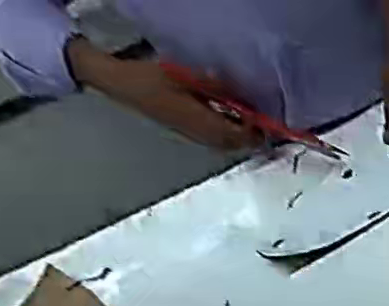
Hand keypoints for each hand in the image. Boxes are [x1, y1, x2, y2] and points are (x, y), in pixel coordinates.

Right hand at [65, 41, 261, 151]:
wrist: (123, 87)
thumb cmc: (153, 79)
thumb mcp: (187, 77)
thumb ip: (216, 87)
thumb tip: (243, 96)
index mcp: (207, 125)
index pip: (244, 137)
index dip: (259, 131)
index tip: (265, 118)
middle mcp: (207, 138)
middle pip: (241, 145)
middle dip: (253, 134)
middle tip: (259, 118)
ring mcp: (199, 139)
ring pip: (231, 144)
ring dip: (241, 135)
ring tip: (245, 118)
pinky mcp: (192, 136)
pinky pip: (219, 141)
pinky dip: (228, 132)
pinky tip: (226, 118)